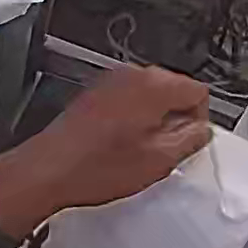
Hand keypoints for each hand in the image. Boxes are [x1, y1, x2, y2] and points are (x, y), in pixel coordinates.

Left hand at [0, 66, 211, 234]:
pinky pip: (131, 99)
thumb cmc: (93, 166)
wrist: (46, 171)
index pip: (199, 92)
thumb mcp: (159, 160)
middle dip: (176, 119)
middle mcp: (133, 76)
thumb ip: (191, 140)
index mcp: (154, 86)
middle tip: (164, 149)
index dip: (199, 119)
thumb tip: (201, 131)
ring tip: (139, 149)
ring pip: (153, 96)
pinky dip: (134, 118)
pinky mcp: (97, 93)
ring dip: (154, 119)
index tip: (188, 139)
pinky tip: (122, 144)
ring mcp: (113, 82)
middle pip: (176, 90)